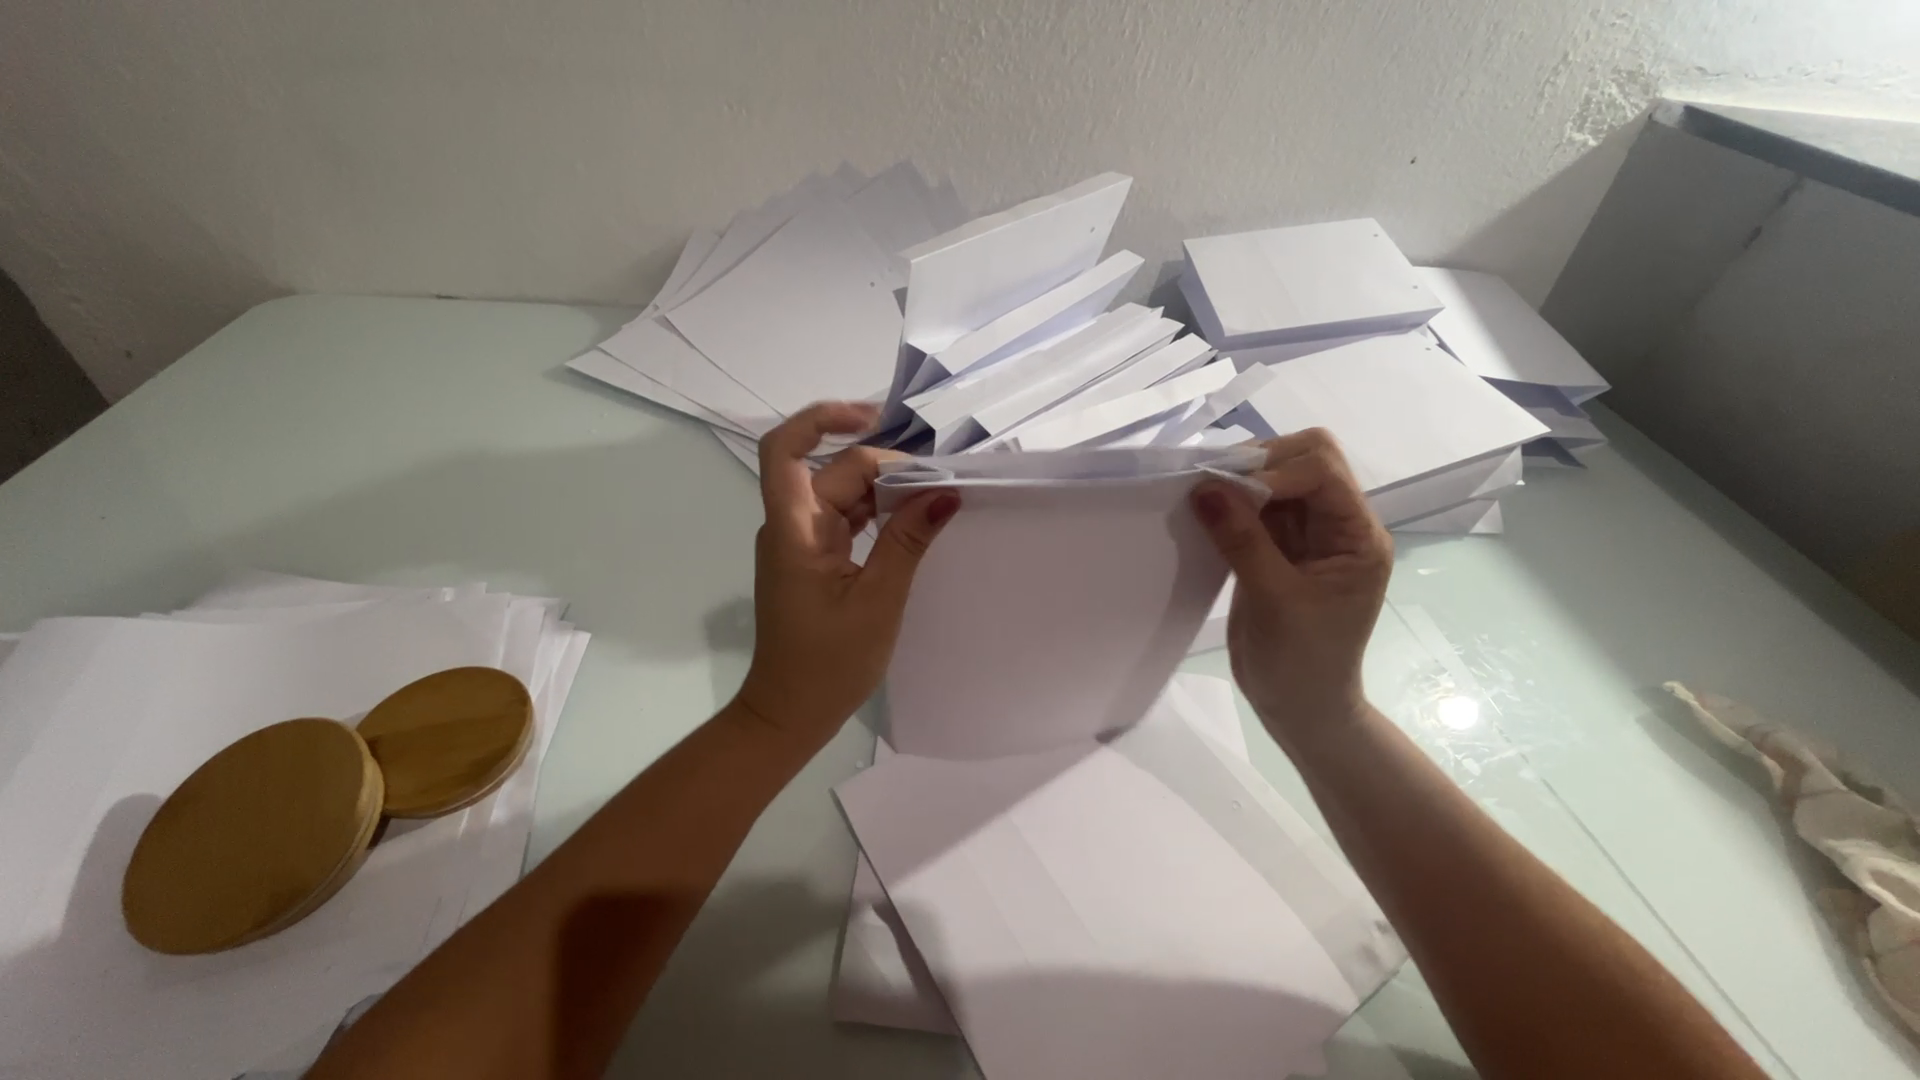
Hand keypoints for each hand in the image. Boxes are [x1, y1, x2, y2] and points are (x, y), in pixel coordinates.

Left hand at [733, 402, 960, 748]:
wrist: (790, 712)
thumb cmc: (829, 663)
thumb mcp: (878, 600)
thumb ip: (908, 541)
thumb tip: (944, 494)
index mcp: (794, 530)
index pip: (786, 450)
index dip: (822, 419)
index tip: (874, 418)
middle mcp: (792, 527)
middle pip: (833, 473)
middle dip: (884, 467)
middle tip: (940, 481)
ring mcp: (802, 544)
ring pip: (842, 495)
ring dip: (885, 491)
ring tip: (935, 495)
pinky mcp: (815, 561)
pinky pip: (846, 520)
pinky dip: (878, 514)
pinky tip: (914, 520)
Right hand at [1189, 429, 1392, 745]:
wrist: (1300, 707)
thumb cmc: (1301, 661)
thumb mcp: (1275, 600)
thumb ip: (1242, 539)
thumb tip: (1205, 487)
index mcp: (1357, 536)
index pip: (1323, 471)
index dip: (1276, 470)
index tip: (1230, 493)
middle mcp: (1337, 526)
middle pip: (1306, 460)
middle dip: (1260, 464)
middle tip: (1214, 486)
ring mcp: (1306, 536)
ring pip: (1276, 480)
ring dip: (1240, 483)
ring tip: (1202, 497)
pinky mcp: (1277, 549)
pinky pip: (1255, 509)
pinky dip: (1230, 505)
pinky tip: (1205, 514)